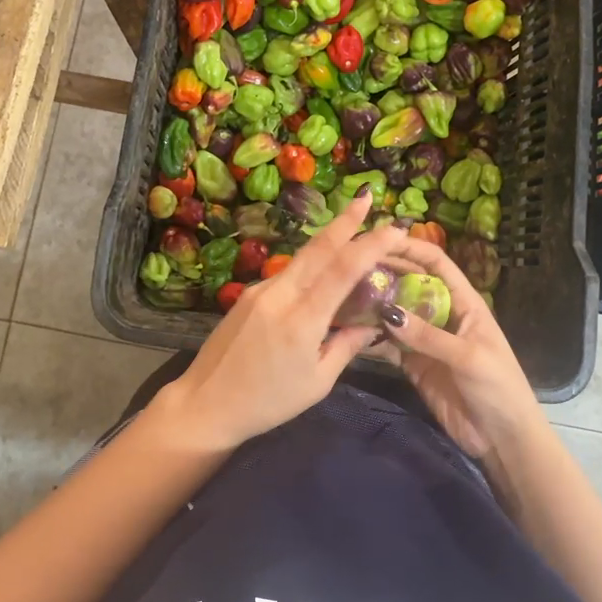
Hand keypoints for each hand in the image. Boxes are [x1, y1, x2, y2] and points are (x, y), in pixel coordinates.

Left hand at [151, 195, 412, 451]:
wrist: (206, 403)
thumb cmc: (267, 402)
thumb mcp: (317, 382)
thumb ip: (346, 346)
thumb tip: (373, 322)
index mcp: (301, 320)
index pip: (342, 270)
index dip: (370, 245)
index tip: (395, 228)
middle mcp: (280, 295)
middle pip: (318, 249)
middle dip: (346, 221)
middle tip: (368, 197)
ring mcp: (260, 291)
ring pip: (302, 258)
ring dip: (329, 240)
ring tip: (354, 227)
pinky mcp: (248, 294)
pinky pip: (288, 273)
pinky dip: (310, 264)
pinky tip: (323, 268)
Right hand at [368, 238, 543, 465]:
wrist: (503, 440)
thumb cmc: (498, 389)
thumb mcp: (468, 358)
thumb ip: (428, 335)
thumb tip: (387, 311)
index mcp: (464, 303)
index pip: (436, 263)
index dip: (410, 248)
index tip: (378, 240)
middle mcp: (442, 314)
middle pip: (409, 283)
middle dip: (384, 272)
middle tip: (349, 265)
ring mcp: (426, 339)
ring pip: (394, 312)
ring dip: (372, 304)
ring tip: (341, 294)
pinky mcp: (413, 364)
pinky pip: (388, 344)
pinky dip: (370, 336)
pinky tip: (348, 330)